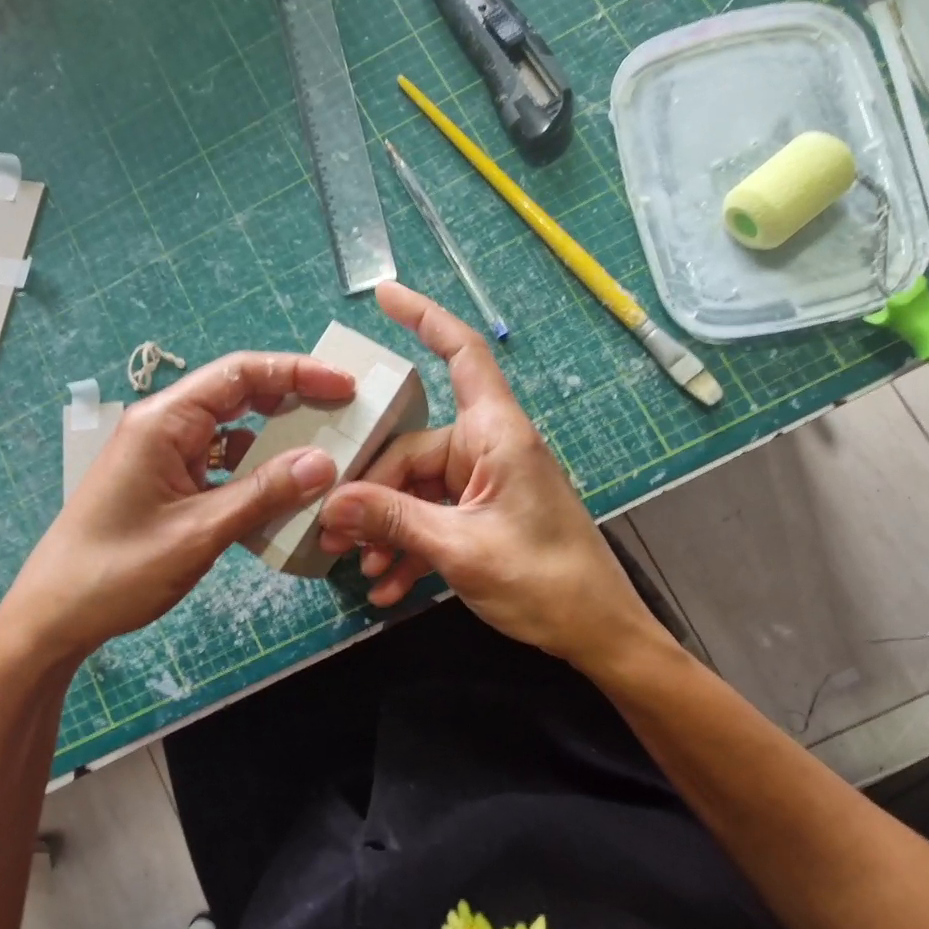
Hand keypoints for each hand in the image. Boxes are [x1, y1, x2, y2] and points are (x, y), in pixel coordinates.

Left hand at [0, 353, 353, 660]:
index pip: (240, 373)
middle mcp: (164, 427)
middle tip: (345, 419)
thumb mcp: (199, 532)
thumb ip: (264, 494)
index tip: (346, 387)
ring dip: (274, 447)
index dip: (298, 373)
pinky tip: (281, 502)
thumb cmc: (118, 570)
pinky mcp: (165, 485)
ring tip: (323, 462)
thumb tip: (325, 463)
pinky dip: (252, 479)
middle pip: (238, 397)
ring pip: (232, 436)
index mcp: (164, 421)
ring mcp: (163, 457)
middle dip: (292, 405)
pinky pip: (219, 468)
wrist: (54, 615)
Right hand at [317, 282, 673, 671]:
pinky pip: (433, 519)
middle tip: (334, 535)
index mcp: (497, 435)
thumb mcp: (461, 549)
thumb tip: (331, 502)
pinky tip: (387, 586)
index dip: (426, 318)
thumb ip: (395, 520)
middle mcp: (488, 450)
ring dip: (387, 529)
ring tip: (360, 567)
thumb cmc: (545, 581)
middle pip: (411, 450)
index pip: (463, 354)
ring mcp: (485, 486)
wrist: (597, 633)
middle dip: (372, 493)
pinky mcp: (483, 517)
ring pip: (416, 491)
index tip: (385, 295)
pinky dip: (410, 549)